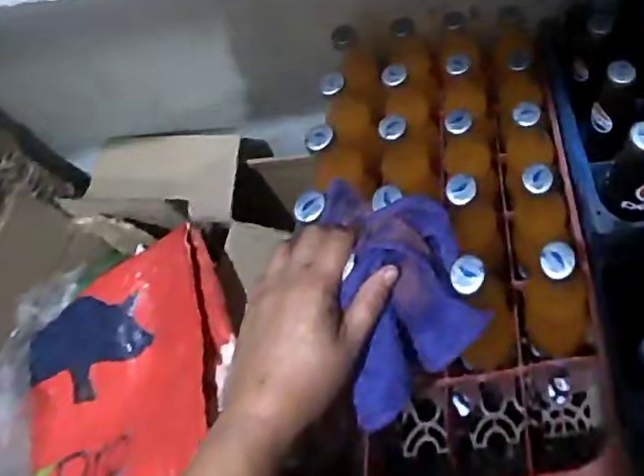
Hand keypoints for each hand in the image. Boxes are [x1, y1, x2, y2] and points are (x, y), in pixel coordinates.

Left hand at [213, 225, 397, 462]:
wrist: (258, 413)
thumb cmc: (311, 381)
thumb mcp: (349, 346)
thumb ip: (369, 302)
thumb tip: (391, 267)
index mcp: (315, 282)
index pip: (337, 238)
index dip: (354, 231)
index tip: (367, 234)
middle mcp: (288, 274)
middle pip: (310, 233)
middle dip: (331, 231)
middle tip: (348, 245)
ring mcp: (266, 284)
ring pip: (287, 243)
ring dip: (306, 240)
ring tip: (321, 256)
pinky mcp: (252, 298)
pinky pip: (271, 262)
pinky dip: (287, 256)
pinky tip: (295, 276)